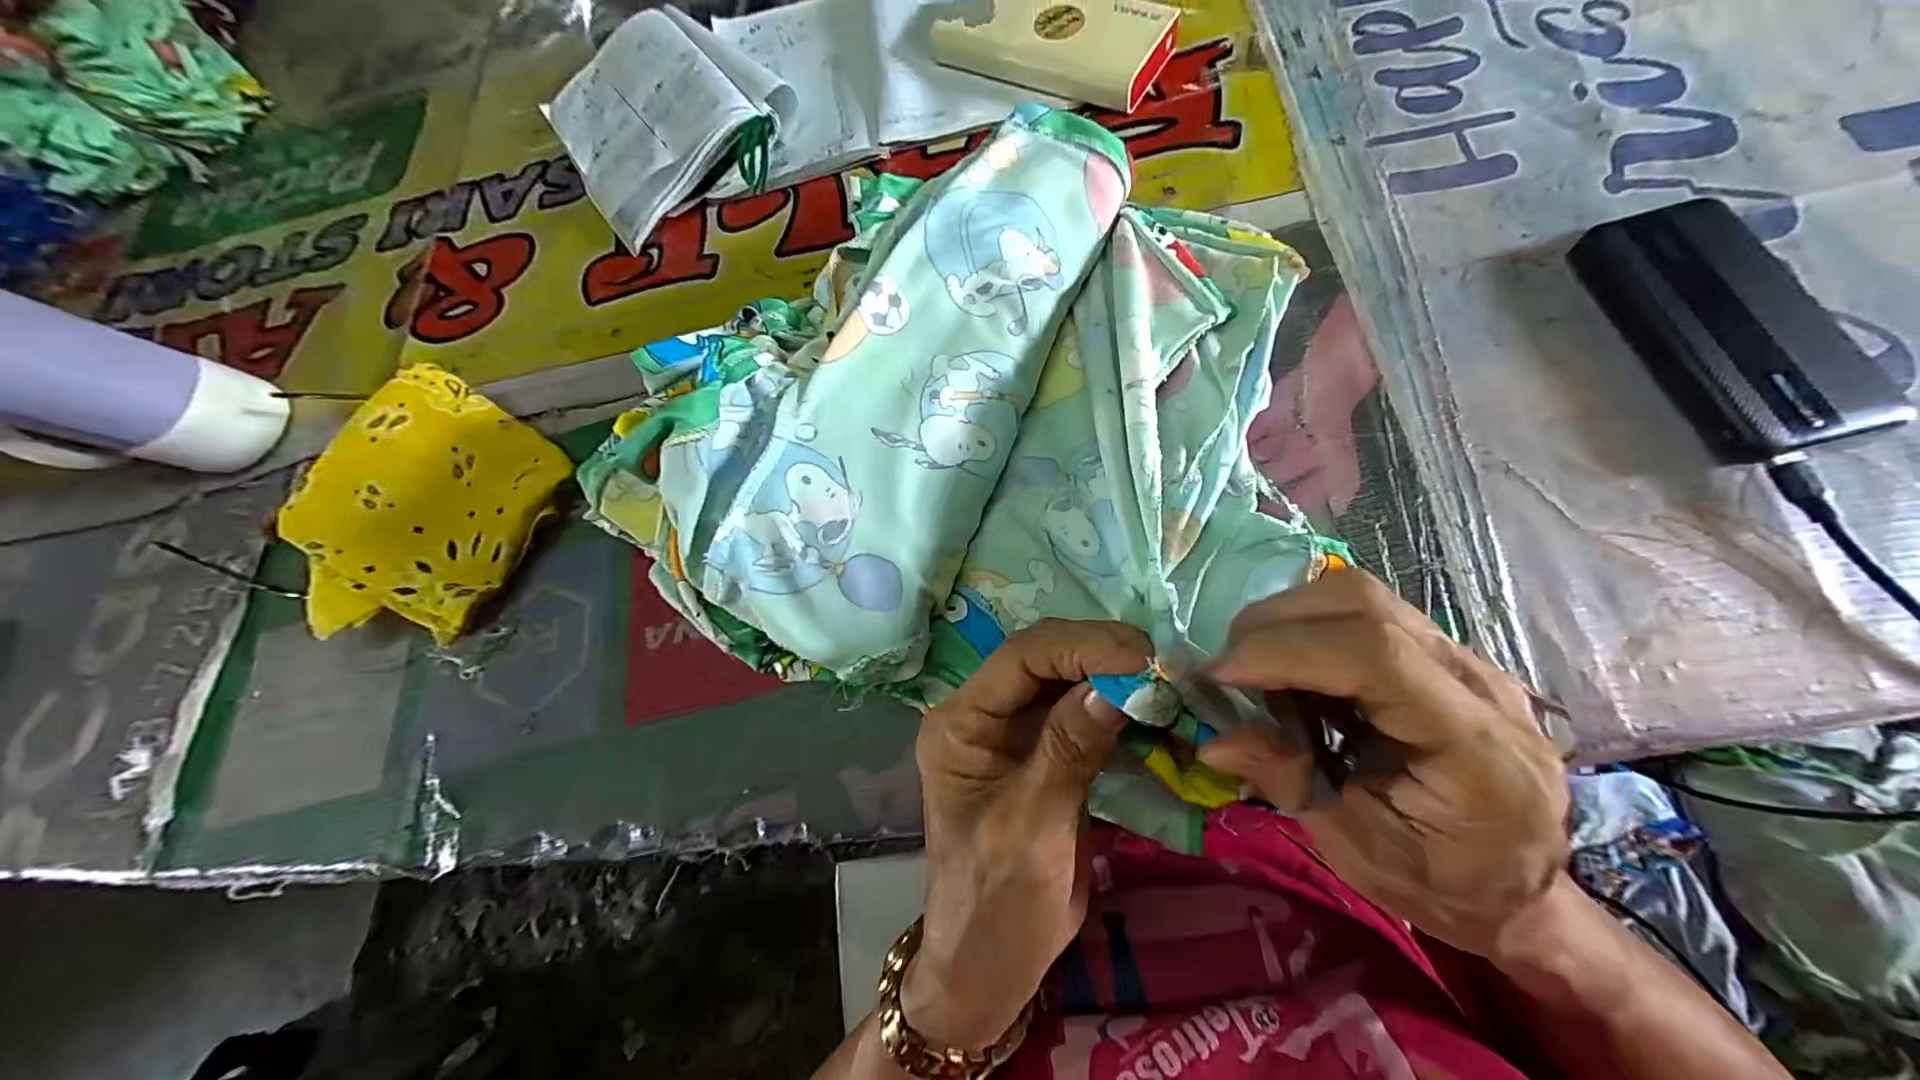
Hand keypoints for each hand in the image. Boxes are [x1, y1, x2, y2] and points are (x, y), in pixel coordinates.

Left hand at [906, 620, 1149, 1048]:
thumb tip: (1118, 685)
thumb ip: (1070, 749)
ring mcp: (1012, 731)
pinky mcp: (1042, 751)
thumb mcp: (1034, 825)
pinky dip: (1117, 707)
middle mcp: (982, 714)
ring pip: (1066, 679)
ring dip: (1114, 675)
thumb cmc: (999, 901)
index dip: (1082, 647)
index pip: (1021, 657)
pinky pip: (1081, 712)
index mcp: (960, 723)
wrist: (990, 962)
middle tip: (1164, 667)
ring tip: (1166, 681)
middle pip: (1043, 658)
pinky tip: (1152, 708)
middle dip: (1102, 654)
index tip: (1142, 658)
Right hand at [1197, 571, 1568, 956]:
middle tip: (1227, 668)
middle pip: (1364, 605)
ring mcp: (1463, 658)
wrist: (1519, 884)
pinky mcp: (1441, 651)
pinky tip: (1289, 669)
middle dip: (1275, 623)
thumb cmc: (1442, 883)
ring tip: (1253, 665)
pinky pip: (1362, 612)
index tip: (1220, 674)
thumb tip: (1215, 741)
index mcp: (1475, 747)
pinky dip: (1306, 626)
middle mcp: (1477, 683)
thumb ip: (1289, 784)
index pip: (1375, 656)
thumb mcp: (1358, 852)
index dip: (1285, 651)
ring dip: (1286, 617)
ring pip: (1360, 595)